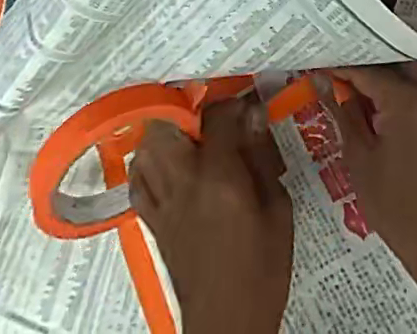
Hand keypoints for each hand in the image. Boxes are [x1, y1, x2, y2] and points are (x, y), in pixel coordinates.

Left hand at [131, 96, 292, 333]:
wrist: (227, 322)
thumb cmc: (262, 270)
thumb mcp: (279, 212)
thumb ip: (262, 159)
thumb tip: (253, 116)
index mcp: (219, 178)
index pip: (218, 118)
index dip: (233, 103)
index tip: (247, 104)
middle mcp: (182, 180)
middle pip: (167, 122)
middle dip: (186, 109)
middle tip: (209, 115)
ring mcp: (161, 199)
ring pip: (146, 145)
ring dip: (165, 132)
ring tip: (187, 135)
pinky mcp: (150, 218)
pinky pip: (137, 177)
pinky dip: (147, 163)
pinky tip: (164, 164)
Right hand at [328, 62, 416, 333]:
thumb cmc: (396, 206)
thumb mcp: (359, 158)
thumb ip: (343, 112)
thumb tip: (321, 79)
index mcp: (407, 103)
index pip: (367, 71)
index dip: (341, 67)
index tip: (320, 65)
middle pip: (401, 57)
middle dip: (373, 58)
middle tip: (348, 68)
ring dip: (405, 63)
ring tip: (380, 74)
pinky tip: (416, 89)